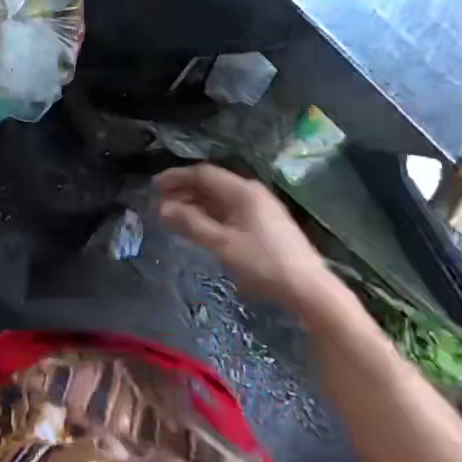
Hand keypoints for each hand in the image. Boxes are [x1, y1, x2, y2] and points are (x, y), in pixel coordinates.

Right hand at [154, 164, 350, 320]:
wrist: (308, 288)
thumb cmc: (263, 264)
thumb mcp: (222, 245)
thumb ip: (191, 224)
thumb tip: (162, 208)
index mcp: (242, 191)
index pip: (202, 173)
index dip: (175, 177)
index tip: (152, 187)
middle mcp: (251, 192)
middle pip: (211, 183)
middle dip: (183, 190)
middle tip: (157, 202)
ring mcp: (259, 207)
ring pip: (219, 197)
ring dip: (194, 203)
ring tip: (171, 215)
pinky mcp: (263, 223)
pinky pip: (229, 210)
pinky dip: (209, 214)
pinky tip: (197, 226)